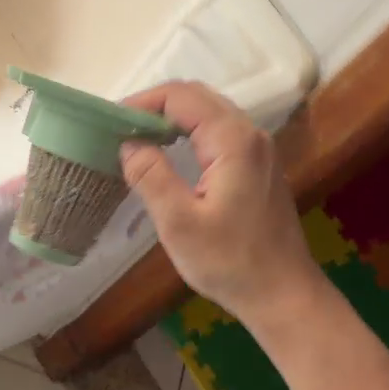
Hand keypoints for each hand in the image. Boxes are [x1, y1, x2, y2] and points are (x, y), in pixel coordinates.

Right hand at [119, 82, 325, 330]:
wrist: (280, 292)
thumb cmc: (227, 261)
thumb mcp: (178, 222)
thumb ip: (150, 176)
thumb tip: (127, 143)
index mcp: (232, 141)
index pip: (182, 97)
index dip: (142, 103)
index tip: (109, 123)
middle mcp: (250, 135)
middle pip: (198, 99)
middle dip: (154, 107)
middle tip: (116, 129)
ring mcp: (258, 151)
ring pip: (209, 115)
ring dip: (170, 119)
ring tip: (133, 141)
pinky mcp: (257, 168)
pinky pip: (218, 135)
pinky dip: (187, 135)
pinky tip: (166, 157)